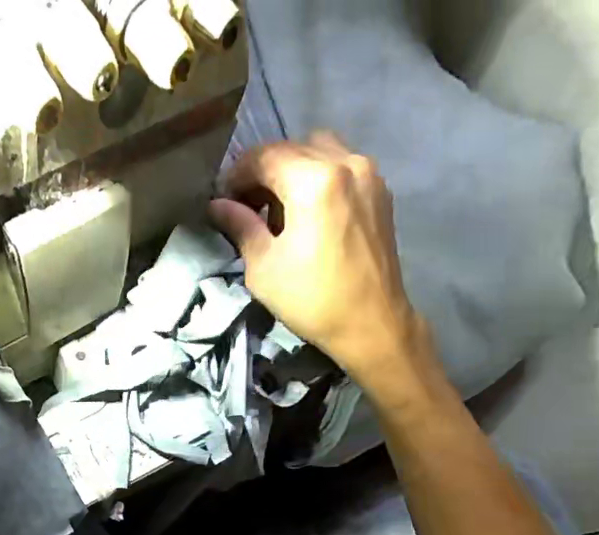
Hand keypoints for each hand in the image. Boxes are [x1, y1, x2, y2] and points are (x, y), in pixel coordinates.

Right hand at [210, 132, 438, 398]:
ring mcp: (369, 174)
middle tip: (248, 204)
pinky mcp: (380, 190)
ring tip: (280, 207)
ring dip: (294, 169)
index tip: (224, 200)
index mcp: (314, 181)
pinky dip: (319, 177)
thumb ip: (241, 226)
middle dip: (265, 170)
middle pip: (293, 147)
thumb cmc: (312, 300)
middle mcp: (346, 163)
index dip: (237, 174)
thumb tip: (218, 205)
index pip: (264, 155)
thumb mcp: (263, 267)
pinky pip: (342, 166)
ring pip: (320, 150)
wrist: (371, 323)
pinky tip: (308, 211)